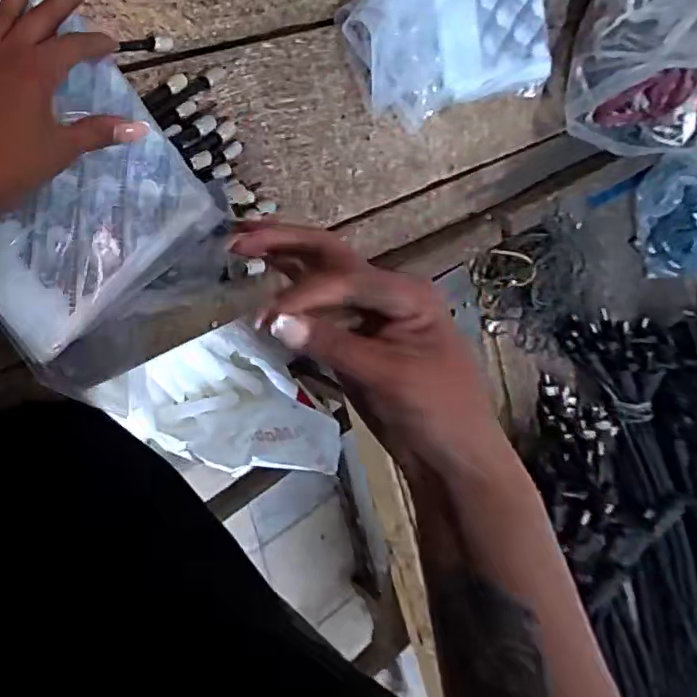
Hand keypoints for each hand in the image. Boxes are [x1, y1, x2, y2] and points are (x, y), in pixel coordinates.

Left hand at [0, 0, 150, 220]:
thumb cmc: (10, 168)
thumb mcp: (59, 150)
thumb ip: (97, 132)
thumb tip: (138, 128)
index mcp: (38, 72)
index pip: (75, 47)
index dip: (96, 44)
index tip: (111, 48)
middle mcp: (10, 55)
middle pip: (41, 19)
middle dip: (64, 3)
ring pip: (2, 13)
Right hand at [229, 221, 516, 481]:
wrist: (457, 461)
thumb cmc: (436, 413)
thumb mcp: (386, 377)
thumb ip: (330, 344)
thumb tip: (272, 321)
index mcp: (405, 293)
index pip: (343, 279)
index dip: (301, 295)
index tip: (266, 319)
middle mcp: (386, 291)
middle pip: (329, 254)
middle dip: (284, 241)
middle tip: (239, 236)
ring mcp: (369, 310)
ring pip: (320, 271)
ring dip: (283, 255)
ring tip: (242, 242)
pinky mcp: (355, 331)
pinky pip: (318, 301)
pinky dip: (290, 286)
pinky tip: (266, 273)